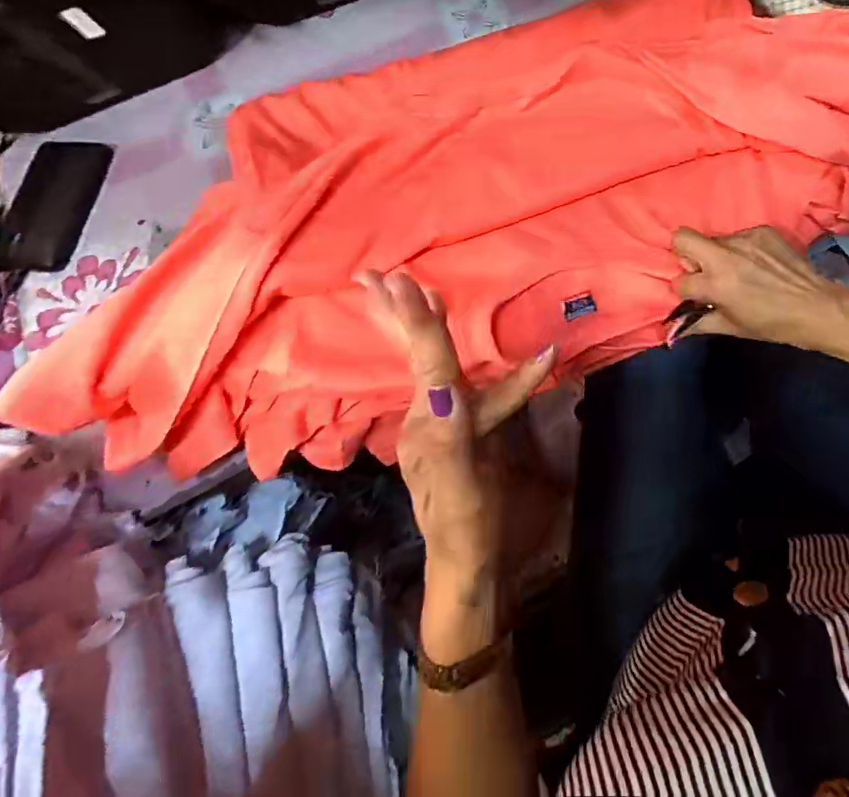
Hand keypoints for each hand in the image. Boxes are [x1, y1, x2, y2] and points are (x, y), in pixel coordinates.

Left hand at [357, 270, 556, 593]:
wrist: (467, 573)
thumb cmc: (471, 536)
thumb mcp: (463, 495)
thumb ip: (451, 443)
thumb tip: (446, 390)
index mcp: (432, 428)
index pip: (431, 365)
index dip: (425, 323)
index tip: (410, 282)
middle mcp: (428, 421)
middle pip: (417, 358)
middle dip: (401, 316)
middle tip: (376, 275)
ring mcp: (440, 428)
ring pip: (432, 368)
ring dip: (418, 328)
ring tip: (409, 294)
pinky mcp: (455, 436)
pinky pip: (454, 386)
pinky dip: (448, 357)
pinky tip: (449, 347)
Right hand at [671, 226, 848, 354]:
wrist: (818, 307)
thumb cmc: (774, 324)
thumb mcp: (733, 328)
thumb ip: (701, 322)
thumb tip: (677, 327)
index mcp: (716, 284)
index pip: (680, 280)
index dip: (686, 290)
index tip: (699, 296)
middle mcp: (726, 256)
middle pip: (683, 237)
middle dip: (686, 254)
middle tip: (704, 271)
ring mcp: (745, 239)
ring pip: (714, 239)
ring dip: (718, 254)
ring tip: (740, 271)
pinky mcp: (762, 231)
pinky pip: (738, 236)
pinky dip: (741, 249)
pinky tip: (758, 264)